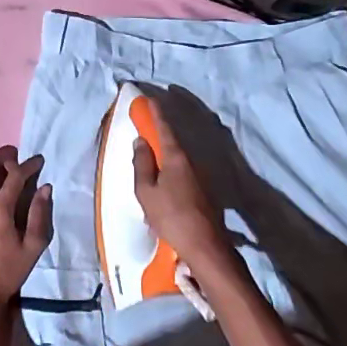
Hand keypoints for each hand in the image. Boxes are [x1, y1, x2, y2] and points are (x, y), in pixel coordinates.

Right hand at [131, 98, 233, 273]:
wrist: (205, 246)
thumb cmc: (170, 216)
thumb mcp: (146, 191)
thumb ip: (142, 164)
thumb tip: (141, 141)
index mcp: (176, 158)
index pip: (164, 129)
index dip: (156, 113)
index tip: (149, 99)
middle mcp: (191, 162)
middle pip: (174, 141)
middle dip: (161, 130)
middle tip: (147, 121)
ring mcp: (200, 176)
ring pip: (179, 156)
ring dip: (166, 150)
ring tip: (152, 149)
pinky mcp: (203, 190)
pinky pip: (183, 169)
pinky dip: (171, 165)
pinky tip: (163, 174)